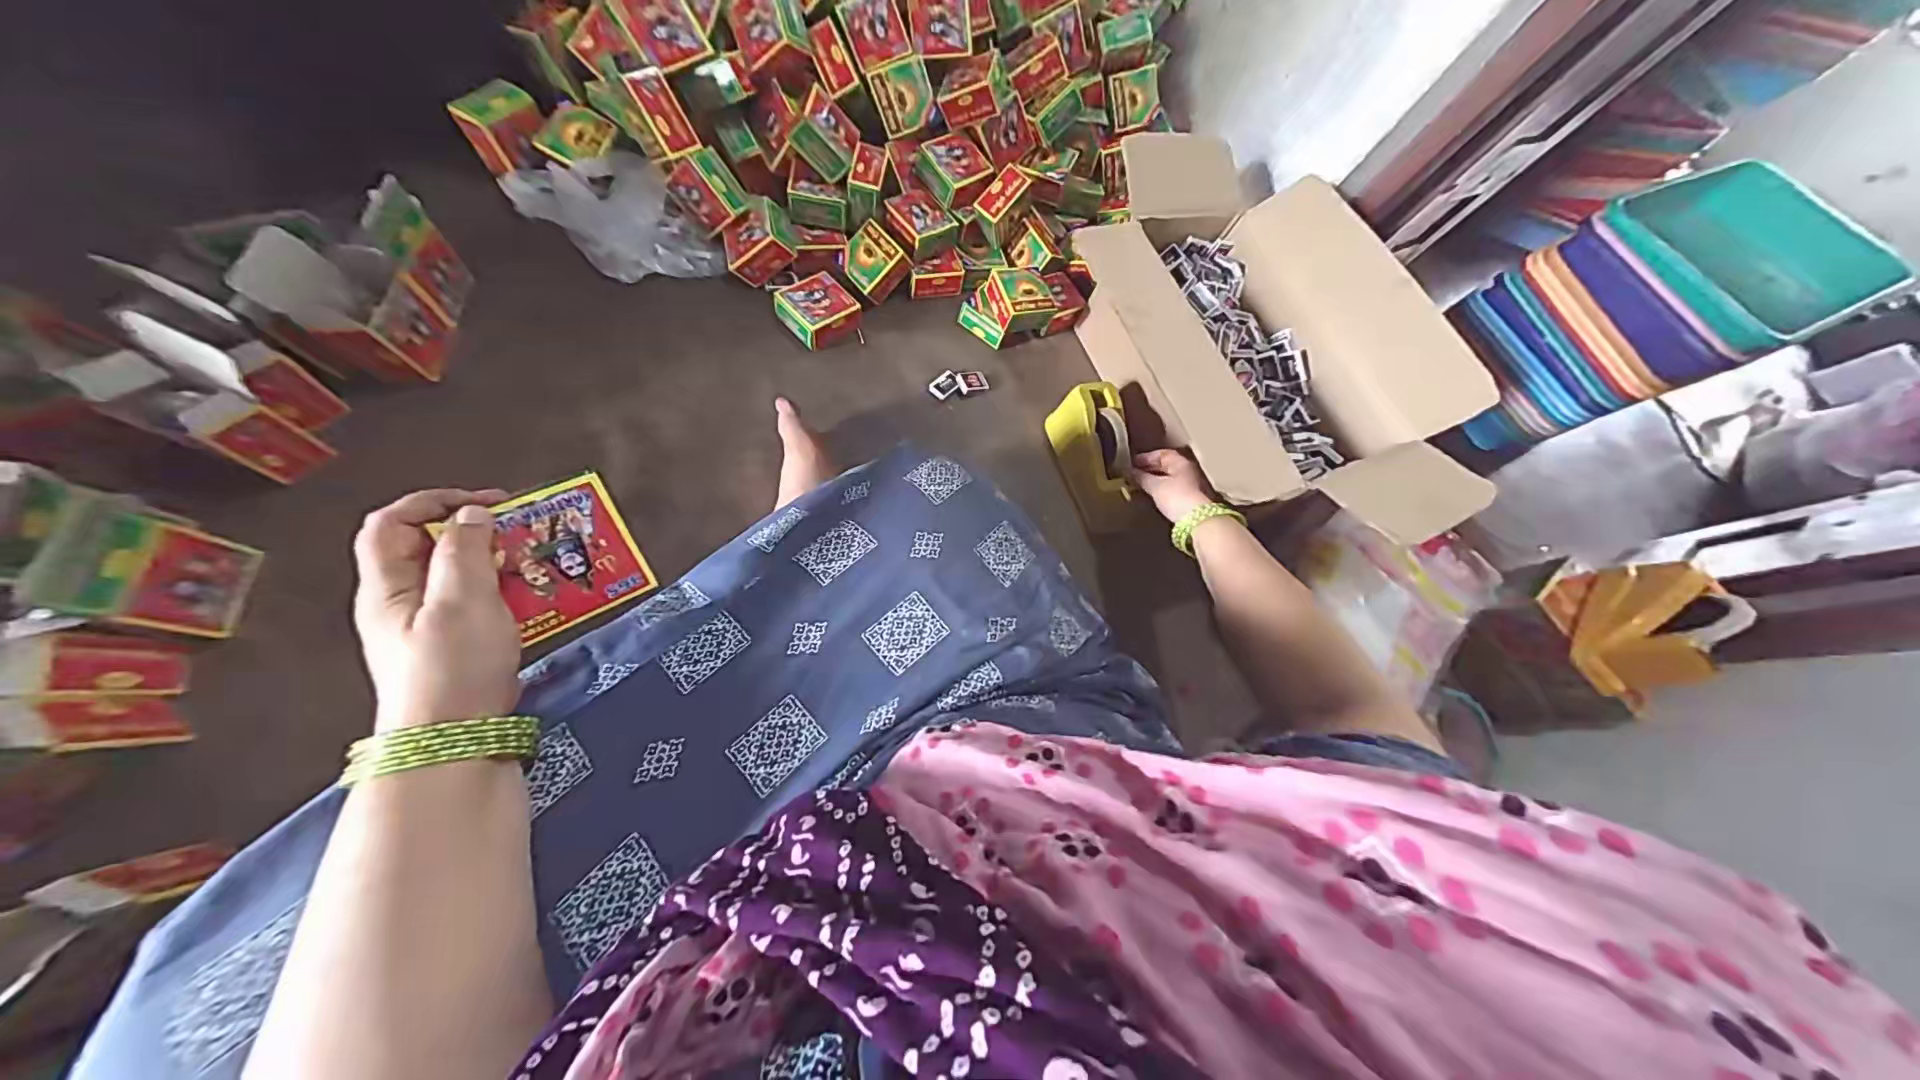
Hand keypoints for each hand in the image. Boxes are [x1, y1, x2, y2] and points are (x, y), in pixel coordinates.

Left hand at [353, 489, 517, 732]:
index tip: (487, 503)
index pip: (392, 522)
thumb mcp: (463, 600)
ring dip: (492, 559)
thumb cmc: (454, 666)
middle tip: (516, 530)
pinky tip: (526, 595)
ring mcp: (427, 625)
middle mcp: (400, 602)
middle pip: (426, 546)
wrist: (455, 738)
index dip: (434, 502)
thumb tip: (473, 515)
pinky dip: (500, 588)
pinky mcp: (454, 644)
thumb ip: (466, 550)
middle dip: (472, 530)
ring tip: (528, 561)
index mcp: (388, 587)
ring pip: (455, 574)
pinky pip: (474, 600)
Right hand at [1129, 449, 1218, 523]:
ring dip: (1154, 478)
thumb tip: (1132, 472)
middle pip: (1166, 465)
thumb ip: (1142, 477)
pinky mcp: (1188, 498)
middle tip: (1134, 473)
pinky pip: (1171, 488)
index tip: (1132, 463)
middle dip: (1149, 468)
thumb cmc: (1177, 498)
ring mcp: (1189, 484)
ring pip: (1168, 477)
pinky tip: (1152, 493)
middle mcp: (1187, 471)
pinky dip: (1160, 488)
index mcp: (1181, 462)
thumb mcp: (1155, 485)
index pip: (1161, 454)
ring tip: (1140, 483)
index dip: (1145, 457)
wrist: (1196, 520)